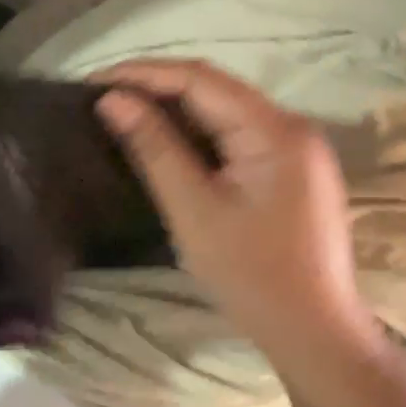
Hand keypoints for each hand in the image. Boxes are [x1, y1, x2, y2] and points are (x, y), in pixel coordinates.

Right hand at [93, 59, 368, 352]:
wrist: (314, 333)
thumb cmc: (251, 273)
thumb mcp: (192, 209)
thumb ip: (154, 147)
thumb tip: (112, 99)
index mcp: (274, 131)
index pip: (199, 79)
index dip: (142, 73)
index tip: (92, 82)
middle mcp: (291, 127)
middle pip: (213, 87)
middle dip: (154, 84)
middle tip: (100, 94)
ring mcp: (294, 148)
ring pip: (222, 108)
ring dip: (171, 104)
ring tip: (120, 110)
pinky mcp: (288, 169)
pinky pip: (233, 131)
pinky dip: (192, 128)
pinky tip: (161, 137)